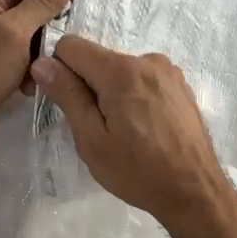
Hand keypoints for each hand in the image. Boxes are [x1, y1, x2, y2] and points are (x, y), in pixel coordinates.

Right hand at [30, 37, 236, 234]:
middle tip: (93, 128)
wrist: (194, 191)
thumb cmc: (137, 171)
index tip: (61, 101)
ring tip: (121, 132)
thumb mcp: (92, 139)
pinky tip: (142, 129)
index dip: (57, 69)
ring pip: (120, 71)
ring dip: (111, 93)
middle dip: (87, 85)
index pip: (71, 46)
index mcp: (121, 71)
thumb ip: (67, 95)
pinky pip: (142, 81)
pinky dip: (133, 97)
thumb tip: (42, 63)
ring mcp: (168, 72)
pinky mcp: (180, 86)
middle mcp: (147, 60)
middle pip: (98, 59)